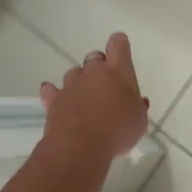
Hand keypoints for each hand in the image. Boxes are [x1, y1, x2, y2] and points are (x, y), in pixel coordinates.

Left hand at [40, 32, 148, 157]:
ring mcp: (72, 84)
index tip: (122, 55)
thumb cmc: (117, 131)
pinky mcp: (54, 99)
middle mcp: (94, 72)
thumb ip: (138, 108)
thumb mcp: (139, 121)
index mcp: (118, 71)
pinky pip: (52, 90)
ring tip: (84, 99)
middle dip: (100, 67)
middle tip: (106, 86)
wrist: (80, 147)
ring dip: (79, 81)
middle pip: (95, 57)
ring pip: (74, 72)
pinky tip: (59, 101)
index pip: (118, 44)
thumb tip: (138, 102)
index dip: (119, 46)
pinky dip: (54, 93)